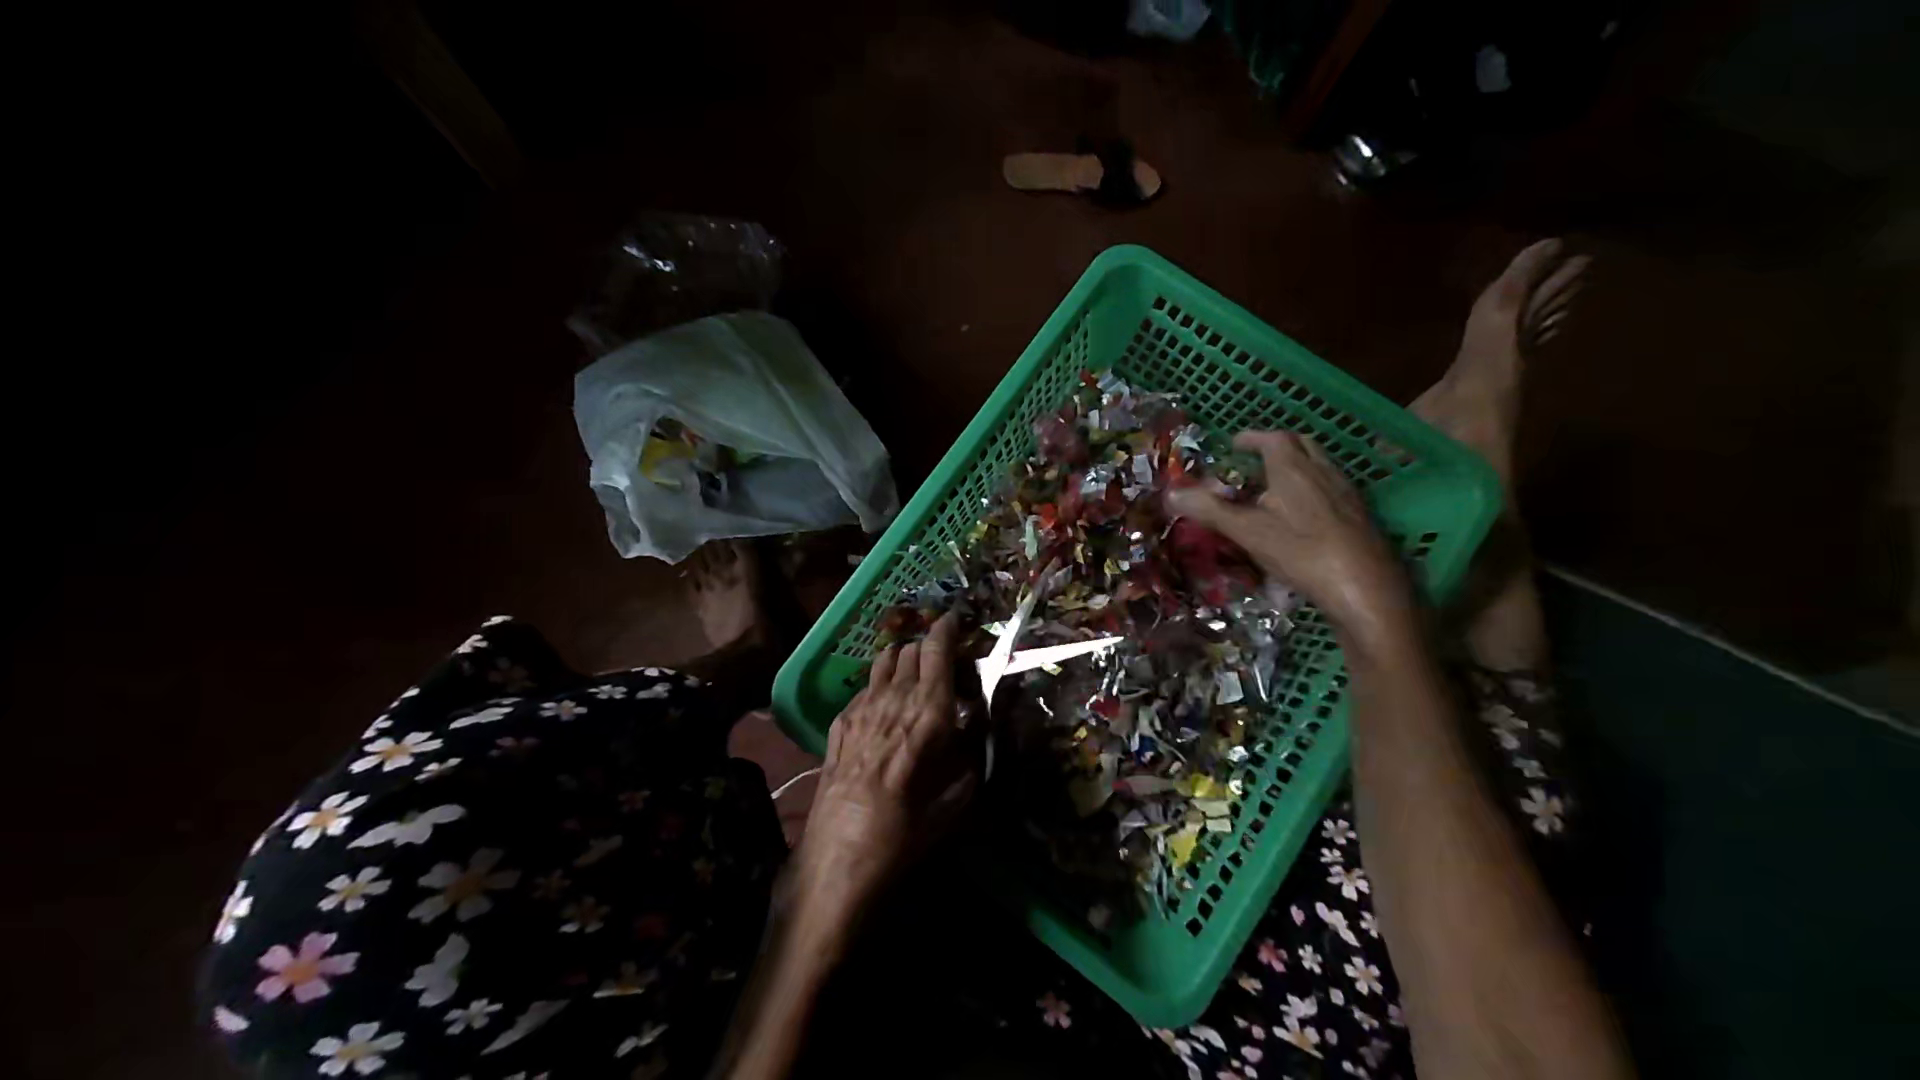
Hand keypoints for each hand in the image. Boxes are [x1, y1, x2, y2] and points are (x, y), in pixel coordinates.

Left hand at [795, 612, 977, 917]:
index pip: (936, 652)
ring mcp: (860, 710)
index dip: (947, 629)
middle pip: (910, 650)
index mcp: (927, 715)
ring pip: (883, 661)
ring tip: (914, 668)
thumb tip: (972, 734)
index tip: (957, 619)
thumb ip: (968, 761)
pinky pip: (863, 688)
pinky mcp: (838, 724)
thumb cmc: (904, 834)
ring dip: (902, 657)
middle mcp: (893, 701)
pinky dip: (879, 683)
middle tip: (943, 654)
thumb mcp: (954, 803)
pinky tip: (885, 702)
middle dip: (928, 644)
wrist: (837, 858)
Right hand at [1168, 431, 1411, 650]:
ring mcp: (1346, 492)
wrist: (1367, 588)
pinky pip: (1331, 486)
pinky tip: (1302, 515)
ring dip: (1296, 465)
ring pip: (1319, 465)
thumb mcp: (1248, 532)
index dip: (1251, 438)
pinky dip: (1311, 487)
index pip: (1272, 439)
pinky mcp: (1360, 515)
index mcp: (1293, 469)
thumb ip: (1210, 510)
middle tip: (1254, 459)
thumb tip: (1171, 493)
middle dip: (1276, 445)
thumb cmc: (1302, 553)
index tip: (1234, 444)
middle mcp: (1323, 472)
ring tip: (1274, 485)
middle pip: (1300, 444)